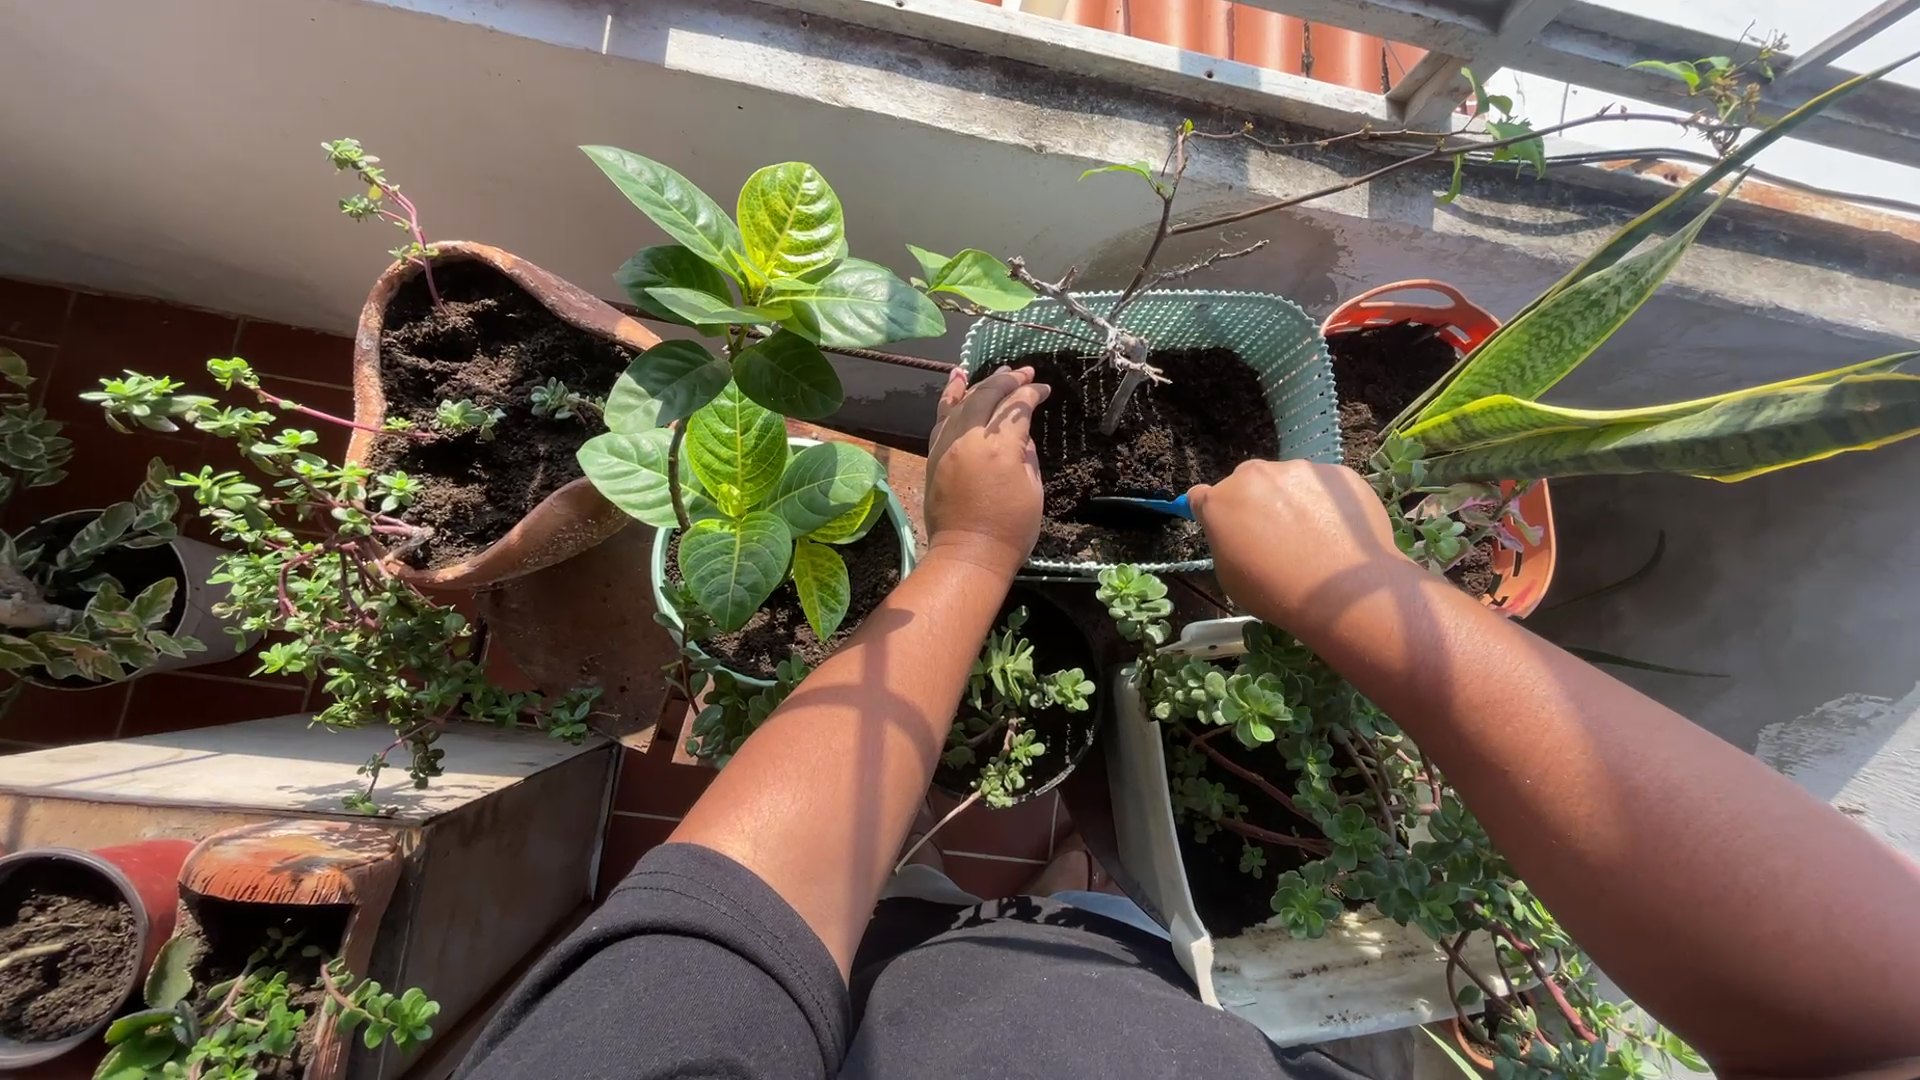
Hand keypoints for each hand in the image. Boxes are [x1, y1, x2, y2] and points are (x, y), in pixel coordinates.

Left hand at [925, 365, 1048, 576]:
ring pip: (962, 401)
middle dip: (1009, 380)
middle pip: (989, 395)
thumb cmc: (1011, 530)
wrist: (969, 554)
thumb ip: (1028, 455)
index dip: (1033, 393)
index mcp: (1001, 449)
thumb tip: (1021, 436)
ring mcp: (947, 446)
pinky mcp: (934, 455)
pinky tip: (957, 379)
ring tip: (999, 371)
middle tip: (1025, 372)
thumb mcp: (1033, 490)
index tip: (1045, 390)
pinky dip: (949, 396)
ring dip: (981, 382)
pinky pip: (941, 417)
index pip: (1017, 407)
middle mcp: (970, 439)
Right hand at [1188, 459, 1407, 624]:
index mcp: (1219, 502)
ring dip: (1289, 499)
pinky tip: (1336, 531)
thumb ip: (1225, 541)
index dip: (1211, 512)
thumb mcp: (1228, 574)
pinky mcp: (1337, 474)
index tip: (1225, 527)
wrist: (1343, 592)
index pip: (1200, 496)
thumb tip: (1235, 531)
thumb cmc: (1275, 590)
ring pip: (1286, 480)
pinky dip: (1324, 502)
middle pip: (1245, 481)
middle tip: (1271, 534)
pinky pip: (1323, 485)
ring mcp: (1298, 470)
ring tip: (1311, 534)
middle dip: (1252, 501)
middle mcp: (1254, 476)